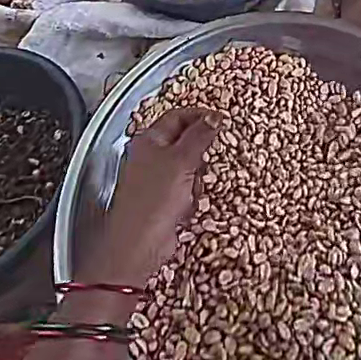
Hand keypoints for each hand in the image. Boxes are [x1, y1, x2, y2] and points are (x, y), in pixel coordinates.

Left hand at [84, 107, 216, 285]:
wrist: (139, 243)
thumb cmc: (155, 198)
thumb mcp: (182, 161)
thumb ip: (199, 136)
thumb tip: (215, 116)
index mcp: (150, 139)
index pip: (177, 116)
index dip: (200, 116)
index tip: (221, 120)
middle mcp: (150, 155)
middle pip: (183, 141)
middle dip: (200, 151)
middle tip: (209, 159)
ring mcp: (156, 178)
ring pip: (187, 166)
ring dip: (197, 176)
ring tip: (195, 189)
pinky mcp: (163, 199)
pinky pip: (186, 188)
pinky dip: (192, 195)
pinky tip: (190, 204)